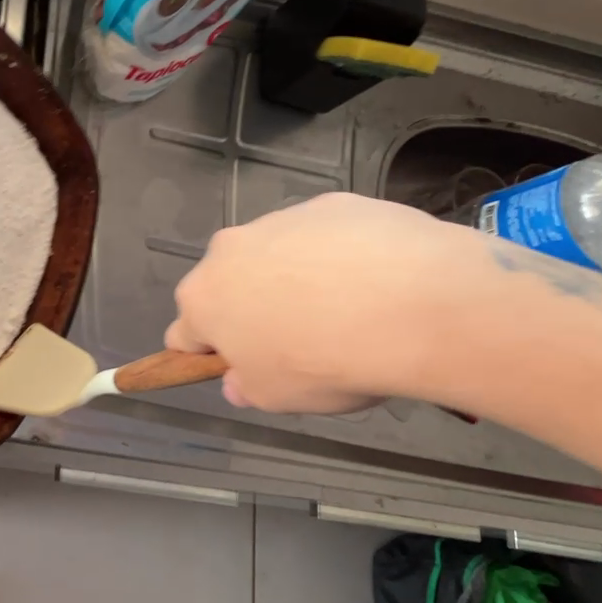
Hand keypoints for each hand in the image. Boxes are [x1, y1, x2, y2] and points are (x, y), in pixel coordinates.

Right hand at [164, 192, 486, 412]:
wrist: (417, 306)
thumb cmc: (328, 362)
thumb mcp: (279, 399)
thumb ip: (248, 387)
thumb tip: (240, 380)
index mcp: (203, 300)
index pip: (184, 333)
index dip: (210, 353)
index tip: (244, 366)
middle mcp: (228, 250)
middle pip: (228, 284)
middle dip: (252, 307)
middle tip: (300, 339)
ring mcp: (280, 220)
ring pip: (275, 255)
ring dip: (296, 278)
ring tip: (351, 308)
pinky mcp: (331, 203)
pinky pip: (325, 235)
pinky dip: (341, 255)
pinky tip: (379, 280)